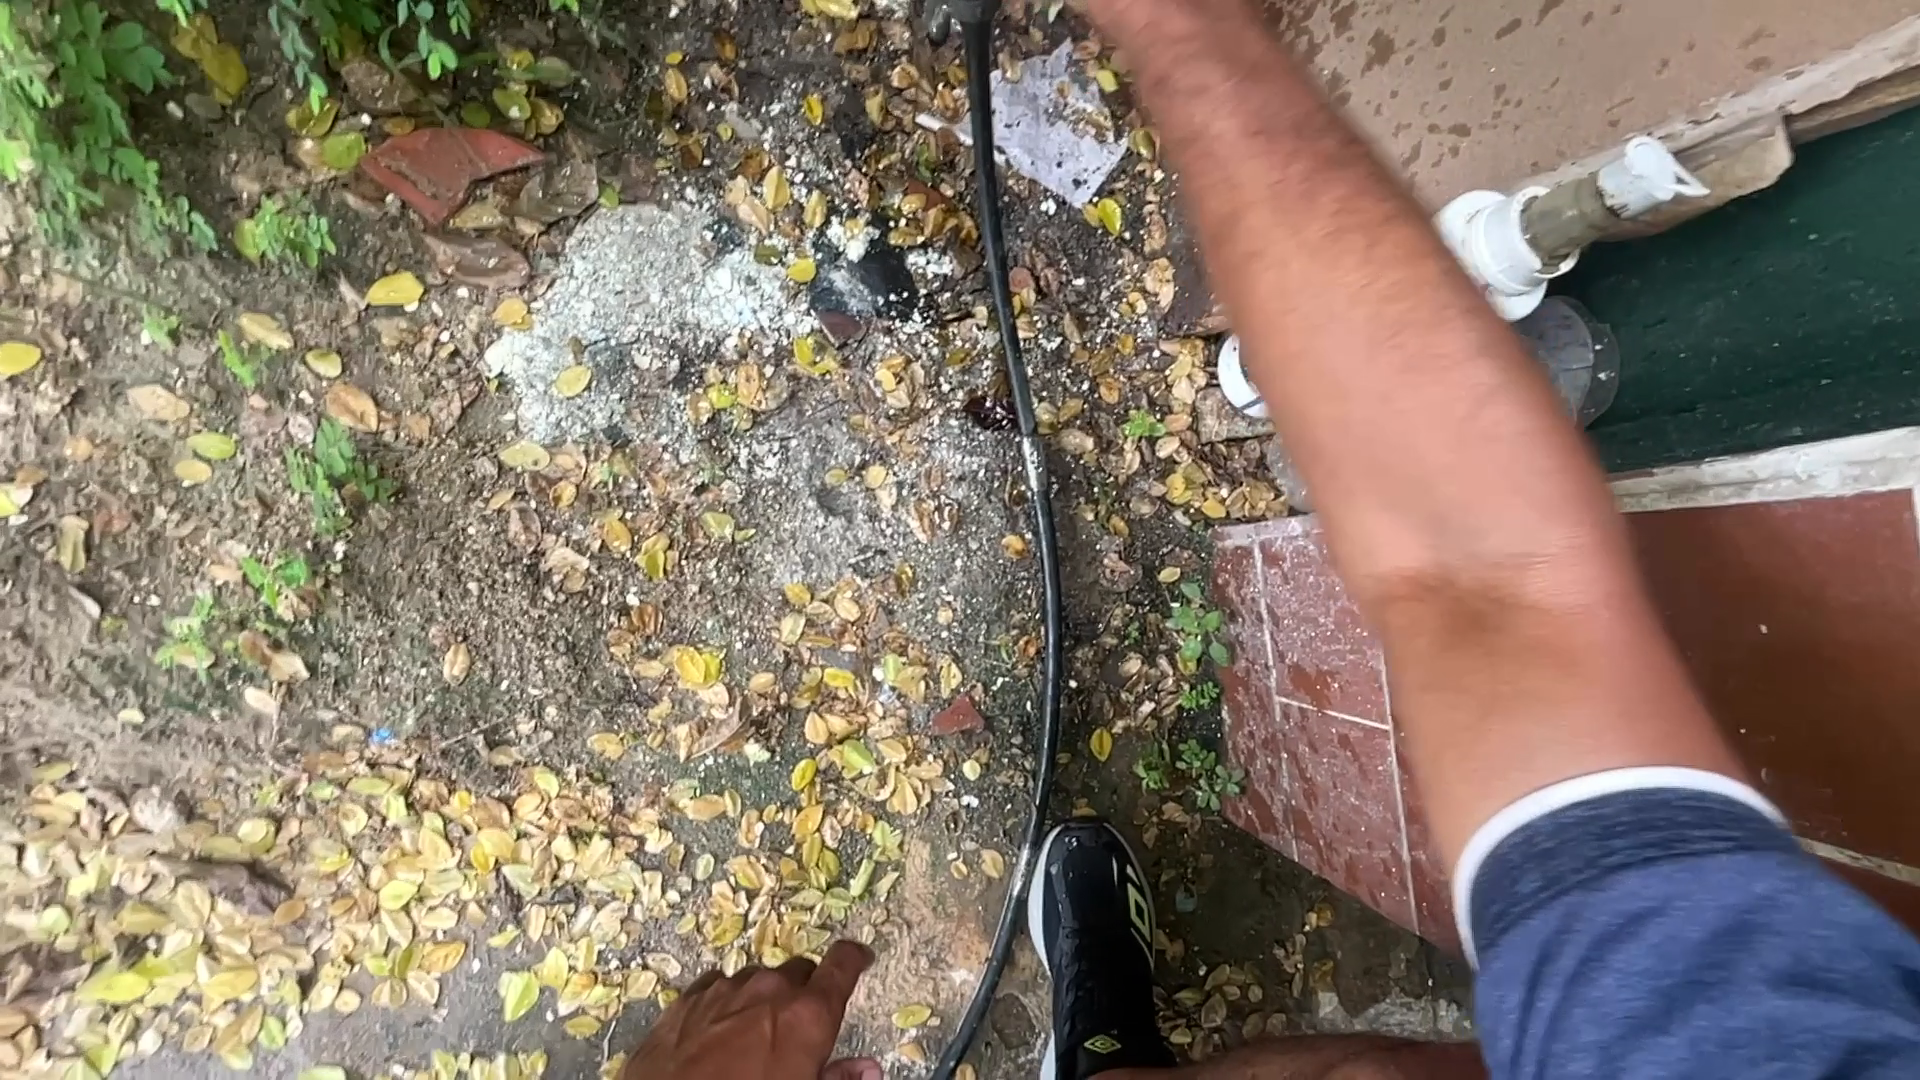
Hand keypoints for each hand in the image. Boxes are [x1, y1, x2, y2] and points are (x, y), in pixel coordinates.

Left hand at [620, 940, 880, 1079]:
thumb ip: (838, 1079)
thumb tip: (868, 1069)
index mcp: (807, 1015)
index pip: (843, 964)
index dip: (855, 958)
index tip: (860, 959)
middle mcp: (770, 990)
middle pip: (799, 972)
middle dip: (803, 993)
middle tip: (797, 1029)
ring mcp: (724, 991)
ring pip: (756, 981)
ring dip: (761, 1001)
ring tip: (751, 1040)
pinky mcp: (684, 1002)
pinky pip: (716, 989)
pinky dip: (724, 1005)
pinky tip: (716, 1035)